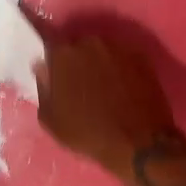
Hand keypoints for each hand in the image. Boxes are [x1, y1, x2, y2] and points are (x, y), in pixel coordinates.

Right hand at [34, 33, 176, 178]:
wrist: (138, 143)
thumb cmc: (87, 133)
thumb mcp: (50, 119)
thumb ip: (43, 87)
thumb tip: (43, 67)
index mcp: (62, 54)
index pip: (49, 45)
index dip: (52, 61)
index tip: (53, 74)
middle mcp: (89, 42)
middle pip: (77, 46)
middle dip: (75, 61)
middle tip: (79, 84)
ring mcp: (118, 47)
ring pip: (101, 50)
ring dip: (98, 63)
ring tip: (103, 87)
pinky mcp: (141, 57)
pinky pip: (122, 58)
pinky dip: (119, 68)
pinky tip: (122, 88)